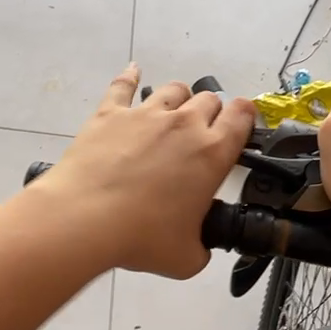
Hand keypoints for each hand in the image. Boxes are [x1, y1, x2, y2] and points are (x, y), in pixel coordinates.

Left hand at [32, 64, 254, 277]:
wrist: (85, 220)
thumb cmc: (142, 238)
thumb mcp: (188, 257)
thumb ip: (202, 245)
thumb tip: (198, 245)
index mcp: (212, 153)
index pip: (242, 116)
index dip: (245, 117)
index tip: (241, 127)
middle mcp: (184, 124)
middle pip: (209, 99)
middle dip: (211, 113)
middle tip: (202, 136)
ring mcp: (146, 114)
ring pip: (174, 89)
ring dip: (180, 99)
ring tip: (173, 115)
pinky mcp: (110, 113)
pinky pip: (124, 85)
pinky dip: (130, 77)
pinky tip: (133, 72)